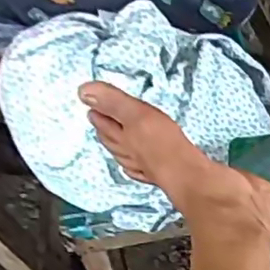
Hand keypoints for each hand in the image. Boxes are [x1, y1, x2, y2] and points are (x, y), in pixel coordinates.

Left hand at [79, 82, 269, 236]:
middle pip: (131, 151)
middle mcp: (158, 168)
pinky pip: (190, 164)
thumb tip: (84, 90)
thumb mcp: (143, 123)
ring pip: (155, 161)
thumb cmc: (182, 164)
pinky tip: (188, 158)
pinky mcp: (210, 180)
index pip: (115, 134)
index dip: (104, 119)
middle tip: (108, 121)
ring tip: (138, 140)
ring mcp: (184, 176)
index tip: (93, 106)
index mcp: (140, 154)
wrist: (225, 201)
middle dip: (119, 137)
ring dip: (144, 151)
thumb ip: (119, 107)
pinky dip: (183, 158)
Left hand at [80, 82, 206, 183]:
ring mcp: (146, 168)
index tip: (91, 107)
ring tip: (113, 144)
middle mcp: (131, 154)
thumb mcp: (137, 114)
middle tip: (99, 124)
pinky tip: (135, 169)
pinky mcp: (161, 178)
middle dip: (105, 132)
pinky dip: (135, 169)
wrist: (188, 177)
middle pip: (113, 142)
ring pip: (125, 158)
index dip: (98, 114)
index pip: (106, 124)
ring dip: (118, 151)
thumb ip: (112, 101)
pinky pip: (142, 173)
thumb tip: (81, 91)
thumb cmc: (164, 144)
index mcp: (124, 137)